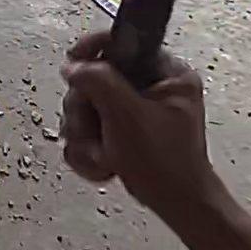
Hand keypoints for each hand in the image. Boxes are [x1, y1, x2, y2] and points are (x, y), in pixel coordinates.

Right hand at [59, 31, 219, 219]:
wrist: (177, 206)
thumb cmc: (166, 163)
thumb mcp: (128, 114)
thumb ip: (99, 82)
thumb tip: (73, 67)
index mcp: (166, 73)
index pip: (121, 43)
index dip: (93, 49)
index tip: (73, 61)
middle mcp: (149, 87)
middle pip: (94, 78)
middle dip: (84, 108)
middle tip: (92, 128)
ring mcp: (132, 110)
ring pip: (86, 104)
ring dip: (83, 131)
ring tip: (99, 152)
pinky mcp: (120, 130)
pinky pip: (88, 126)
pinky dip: (87, 146)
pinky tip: (101, 161)